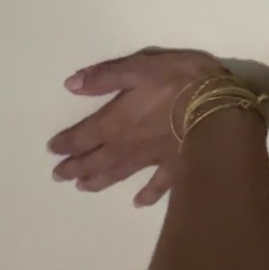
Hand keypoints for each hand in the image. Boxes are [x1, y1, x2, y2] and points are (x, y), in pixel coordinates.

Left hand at [47, 47, 233, 205]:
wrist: (216, 107)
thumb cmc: (179, 80)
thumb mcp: (141, 67)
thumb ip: (106, 76)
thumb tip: (70, 84)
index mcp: (114, 122)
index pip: (82, 136)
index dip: (65, 143)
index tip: (53, 149)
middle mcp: (125, 147)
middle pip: (93, 161)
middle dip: (75, 168)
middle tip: (59, 175)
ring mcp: (149, 160)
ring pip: (117, 175)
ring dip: (98, 182)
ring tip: (83, 187)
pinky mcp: (173, 168)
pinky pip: (156, 186)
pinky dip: (146, 195)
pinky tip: (139, 203)